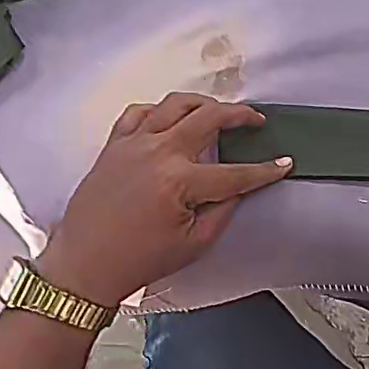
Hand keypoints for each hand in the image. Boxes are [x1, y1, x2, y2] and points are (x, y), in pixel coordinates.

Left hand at [34, 93, 290, 305]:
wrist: (85, 265)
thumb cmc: (139, 260)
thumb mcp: (195, 243)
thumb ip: (224, 209)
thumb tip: (241, 187)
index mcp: (179, 182)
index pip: (235, 172)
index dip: (264, 170)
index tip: (283, 164)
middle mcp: (157, 153)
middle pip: (208, 118)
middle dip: (240, 115)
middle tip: (256, 120)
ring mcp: (133, 144)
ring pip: (175, 104)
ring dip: (203, 102)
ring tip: (218, 111)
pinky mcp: (114, 146)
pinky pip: (139, 113)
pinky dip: (159, 110)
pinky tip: (171, 118)